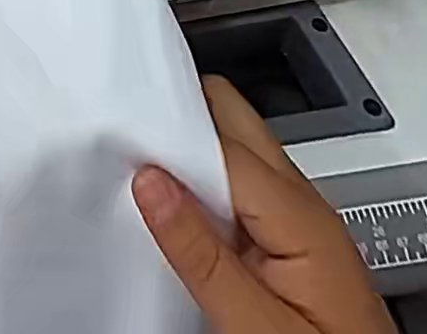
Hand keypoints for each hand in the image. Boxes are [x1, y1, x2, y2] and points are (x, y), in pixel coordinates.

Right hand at [132, 76, 394, 333]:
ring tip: (144, 175)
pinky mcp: (280, 231)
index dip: (170, 130)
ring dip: (185, 149)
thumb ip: (201, 255)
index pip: (221, 139)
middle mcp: (300, 200)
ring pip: (229, 141)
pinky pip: (231, 176)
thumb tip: (150, 183)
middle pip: (230, 114)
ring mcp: (292, 213)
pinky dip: (196, 176)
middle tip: (133, 141)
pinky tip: (173, 206)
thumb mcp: (257, 330)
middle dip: (179, 114)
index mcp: (301, 215)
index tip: (125, 138)